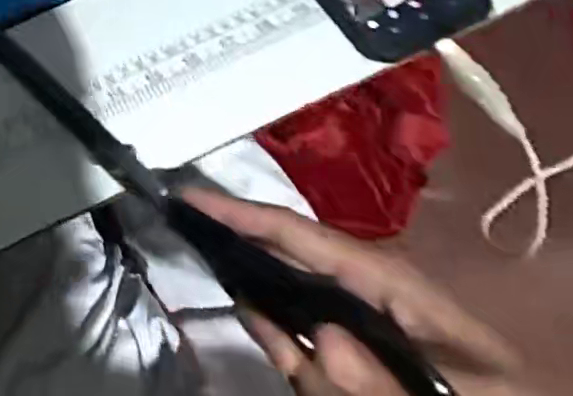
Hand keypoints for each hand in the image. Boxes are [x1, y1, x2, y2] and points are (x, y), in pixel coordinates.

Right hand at [184, 190, 524, 395]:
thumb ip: (391, 383)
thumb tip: (317, 337)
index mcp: (389, 282)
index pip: (303, 237)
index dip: (245, 213)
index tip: (191, 196)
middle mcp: (364, 292)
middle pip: (285, 257)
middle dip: (237, 238)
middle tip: (181, 223)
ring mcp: (358, 326)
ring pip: (289, 305)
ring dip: (259, 299)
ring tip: (226, 272)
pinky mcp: (357, 359)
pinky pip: (302, 344)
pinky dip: (276, 336)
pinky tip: (260, 324)